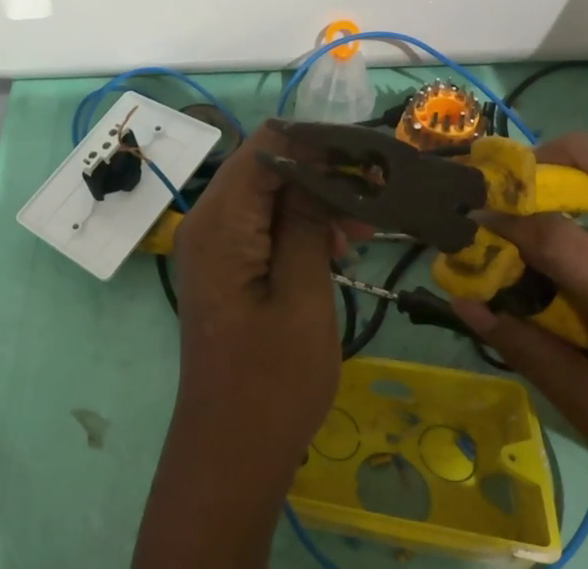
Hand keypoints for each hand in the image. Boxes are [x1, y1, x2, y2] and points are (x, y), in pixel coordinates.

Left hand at [134, 126, 360, 568]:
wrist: (231, 447)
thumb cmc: (272, 379)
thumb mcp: (303, 296)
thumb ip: (307, 223)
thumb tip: (319, 163)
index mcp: (219, 222)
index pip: (265, 147)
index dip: (318, 141)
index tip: (373, 150)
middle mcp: (206, 222)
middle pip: (264, 167)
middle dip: (321, 170)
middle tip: (381, 189)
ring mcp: (211, 245)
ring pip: (265, 197)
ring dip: (314, 201)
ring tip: (367, 225)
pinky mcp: (224, 267)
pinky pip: (260, 227)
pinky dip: (298, 228)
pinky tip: (337, 247)